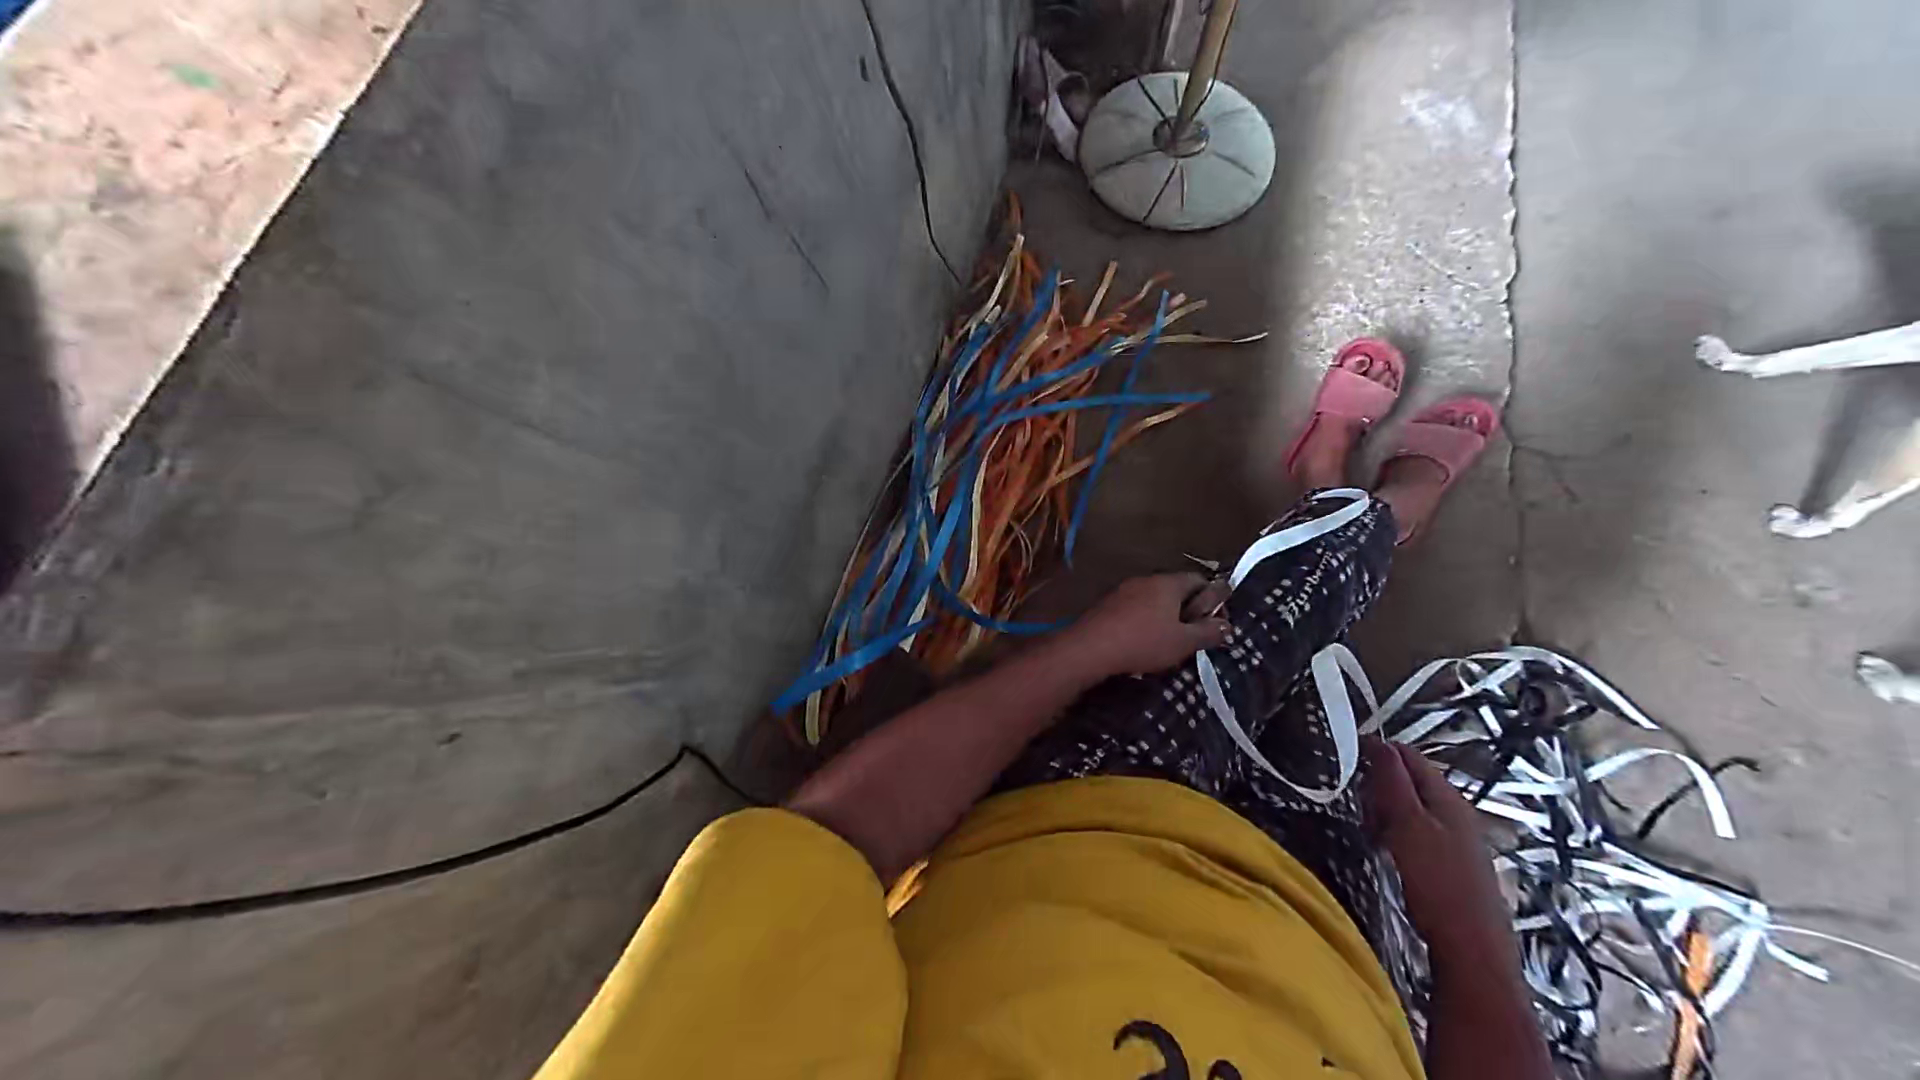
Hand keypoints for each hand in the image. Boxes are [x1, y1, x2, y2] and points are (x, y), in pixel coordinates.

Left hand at [1058, 573, 1230, 678]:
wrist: (1090, 648)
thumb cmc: (1143, 642)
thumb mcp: (1183, 642)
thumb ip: (1208, 632)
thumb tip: (1227, 625)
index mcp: (1168, 583)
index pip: (1199, 580)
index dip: (1213, 599)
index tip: (1216, 621)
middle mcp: (1145, 580)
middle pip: (1176, 589)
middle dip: (1188, 609)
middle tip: (1194, 635)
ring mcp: (1123, 591)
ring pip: (1153, 600)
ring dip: (1164, 616)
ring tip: (1169, 642)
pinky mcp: (1106, 605)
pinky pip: (1134, 609)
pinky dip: (1143, 621)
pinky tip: (1141, 642)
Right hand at [1363, 738, 1519, 972]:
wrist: (1471, 950)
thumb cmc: (1437, 882)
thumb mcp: (1408, 824)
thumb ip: (1392, 782)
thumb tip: (1377, 740)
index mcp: (1447, 797)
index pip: (1407, 755)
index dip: (1375, 751)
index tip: (1343, 759)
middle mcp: (1455, 812)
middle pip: (1408, 779)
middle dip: (1377, 783)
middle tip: (1355, 801)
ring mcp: (1455, 838)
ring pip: (1409, 805)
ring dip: (1383, 808)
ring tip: (1366, 825)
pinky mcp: (1449, 861)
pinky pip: (1414, 829)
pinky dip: (1393, 830)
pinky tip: (1382, 847)